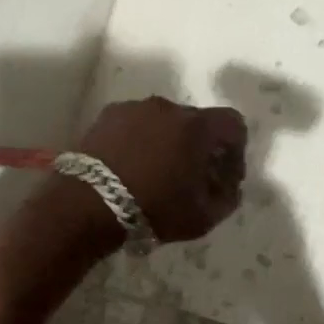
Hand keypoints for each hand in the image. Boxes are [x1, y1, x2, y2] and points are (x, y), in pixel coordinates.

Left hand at [75, 97, 246, 242]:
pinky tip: (128, 166)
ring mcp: (133, 108)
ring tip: (154, 173)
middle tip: (189, 178)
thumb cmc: (153, 208)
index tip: (223, 177)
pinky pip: (134, 124)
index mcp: (196, 126)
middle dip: (199, 147)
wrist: (88, 203)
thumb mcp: (203, 216)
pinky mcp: (106, 116)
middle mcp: (167, 107)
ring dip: (166, 141)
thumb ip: (227, 198)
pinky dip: (138, 140)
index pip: (233, 124)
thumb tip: (228, 186)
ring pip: (162, 122)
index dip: (235, 151)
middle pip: (195, 122)